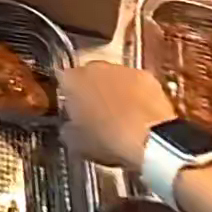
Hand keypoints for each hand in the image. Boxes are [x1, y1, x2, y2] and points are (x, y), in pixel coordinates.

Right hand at [57, 62, 176, 172]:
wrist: (150, 139)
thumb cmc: (108, 141)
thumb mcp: (77, 144)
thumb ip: (68, 130)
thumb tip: (69, 129)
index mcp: (71, 80)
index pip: (62, 80)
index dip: (67, 95)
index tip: (72, 110)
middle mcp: (93, 67)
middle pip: (88, 75)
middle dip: (91, 91)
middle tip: (97, 116)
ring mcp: (120, 69)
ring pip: (112, 77)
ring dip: (114, 91)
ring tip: (121, 118)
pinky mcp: (145, 75)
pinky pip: (135, 82)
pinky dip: (136, 94)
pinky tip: (141, 115)